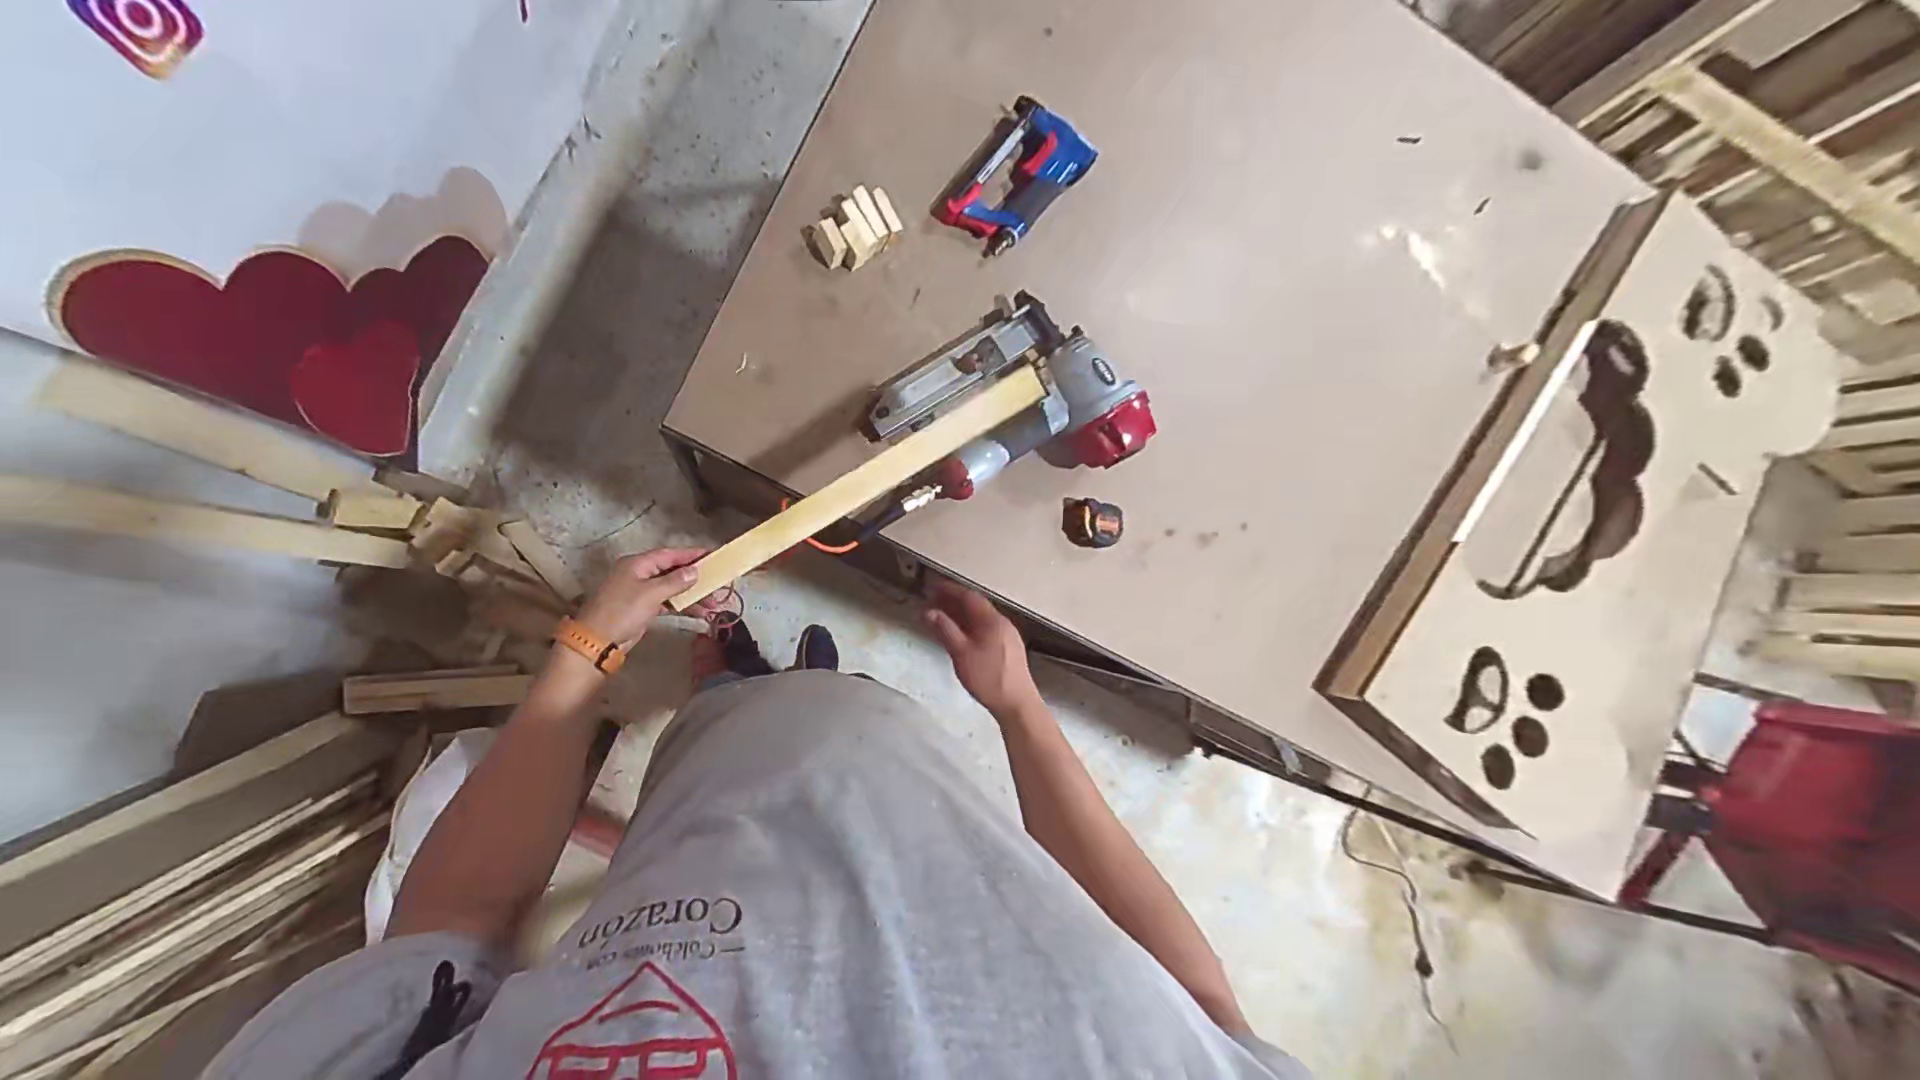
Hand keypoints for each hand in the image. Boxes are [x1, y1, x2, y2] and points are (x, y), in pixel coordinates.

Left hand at [574, 547, 710, 647]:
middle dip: (695, 578)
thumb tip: (695, 571)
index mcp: (637, 564)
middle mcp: (639, 574)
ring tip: (712, 603)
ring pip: (672, 587)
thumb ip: (676, 581)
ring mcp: (640, 591)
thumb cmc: (623, 611)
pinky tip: (699, 612)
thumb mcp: (651, 594)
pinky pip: (667, 601)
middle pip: (673, 570)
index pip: (670, 554)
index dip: (692, 555)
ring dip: (692, 594)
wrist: (597, 641)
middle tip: (717, 582)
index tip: (713, 555)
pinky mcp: (642, 607)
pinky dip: (682, 605)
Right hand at [923, 580, 1043, 720]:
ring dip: (962, 615)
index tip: (934, 586)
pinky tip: (961, 635)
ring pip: (981, 619)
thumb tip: (929, 612)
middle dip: (954, 601)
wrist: (1017, 704)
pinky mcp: (1009, 649)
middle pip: (976, 606)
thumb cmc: (988, 678)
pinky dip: (970, 626)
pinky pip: (986, 629)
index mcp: (993, 620)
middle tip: (934, 600)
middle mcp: (1003, 623)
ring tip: (943, 616)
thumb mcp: (961, 653)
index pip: (969, 597)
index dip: (950, 590)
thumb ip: (945, 630)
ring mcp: (1008, 636)